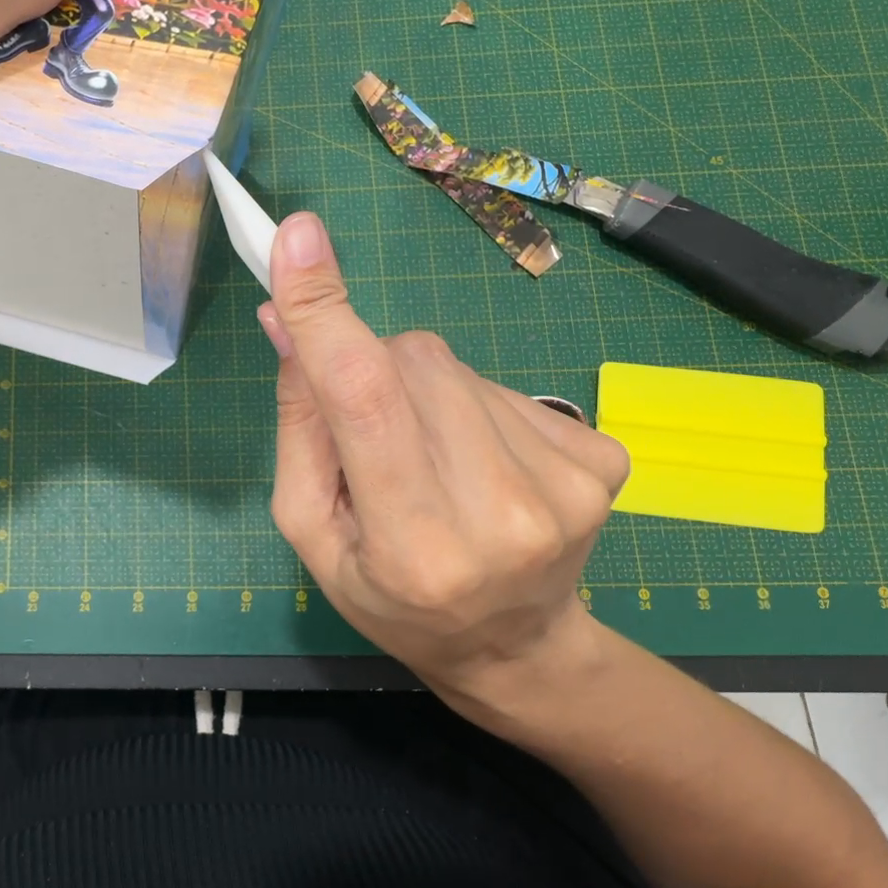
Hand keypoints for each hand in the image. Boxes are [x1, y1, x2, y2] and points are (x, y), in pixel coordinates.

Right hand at [255, 212, 630, 687]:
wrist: (515, 646)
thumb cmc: (390, 597)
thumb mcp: (312, 531)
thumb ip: (300, 427)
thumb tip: (286, 323)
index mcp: (414, 543)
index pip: (365, 400)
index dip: (327, 316)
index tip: (297, 240)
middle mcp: (501, 510)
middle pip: (412, 363)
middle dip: (372, 370)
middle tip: (372, 431)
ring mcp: (566, 481)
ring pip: (455, 366)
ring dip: (422, 392)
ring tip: (430, 457)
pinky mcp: (602, 457)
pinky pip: (502, 384)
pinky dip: (470, 406)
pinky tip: (479, 461)